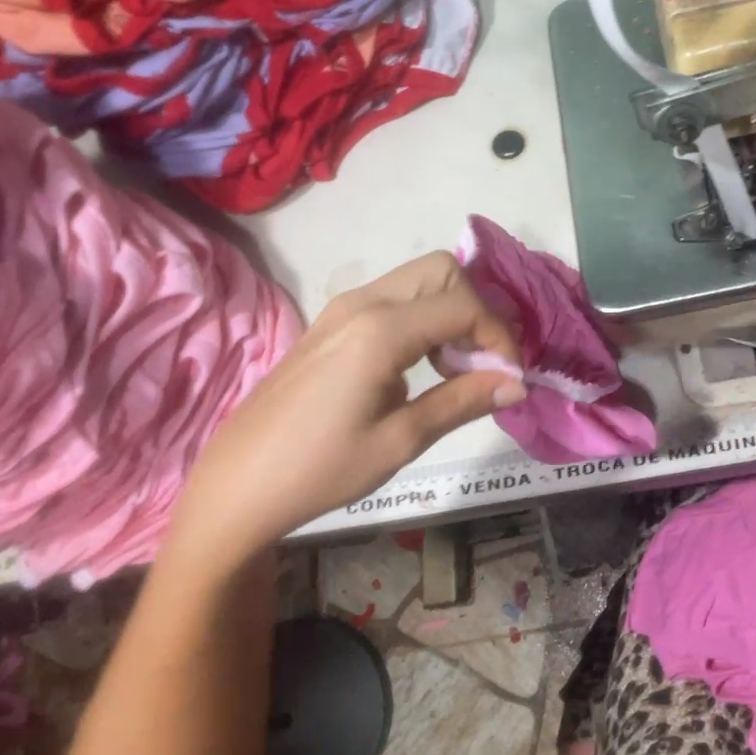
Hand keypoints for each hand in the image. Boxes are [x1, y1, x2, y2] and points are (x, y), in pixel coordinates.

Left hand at [166, 253, 524, 572]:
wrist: (239, 484)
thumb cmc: (321, 469)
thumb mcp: (400, 440)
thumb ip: (462, 402)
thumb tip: (517, 384)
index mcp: (380, 330)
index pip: (465, 306)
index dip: (499, 339)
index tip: (509, 380)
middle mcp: (362, 303)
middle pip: (442, 270)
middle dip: (476, 309)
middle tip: (482, 363)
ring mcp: (342, 309)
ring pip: (418, 280)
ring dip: (450, 312)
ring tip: (455, 370)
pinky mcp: (331, 323)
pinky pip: (394, 299)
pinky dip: (424, 318)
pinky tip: (421, 368)